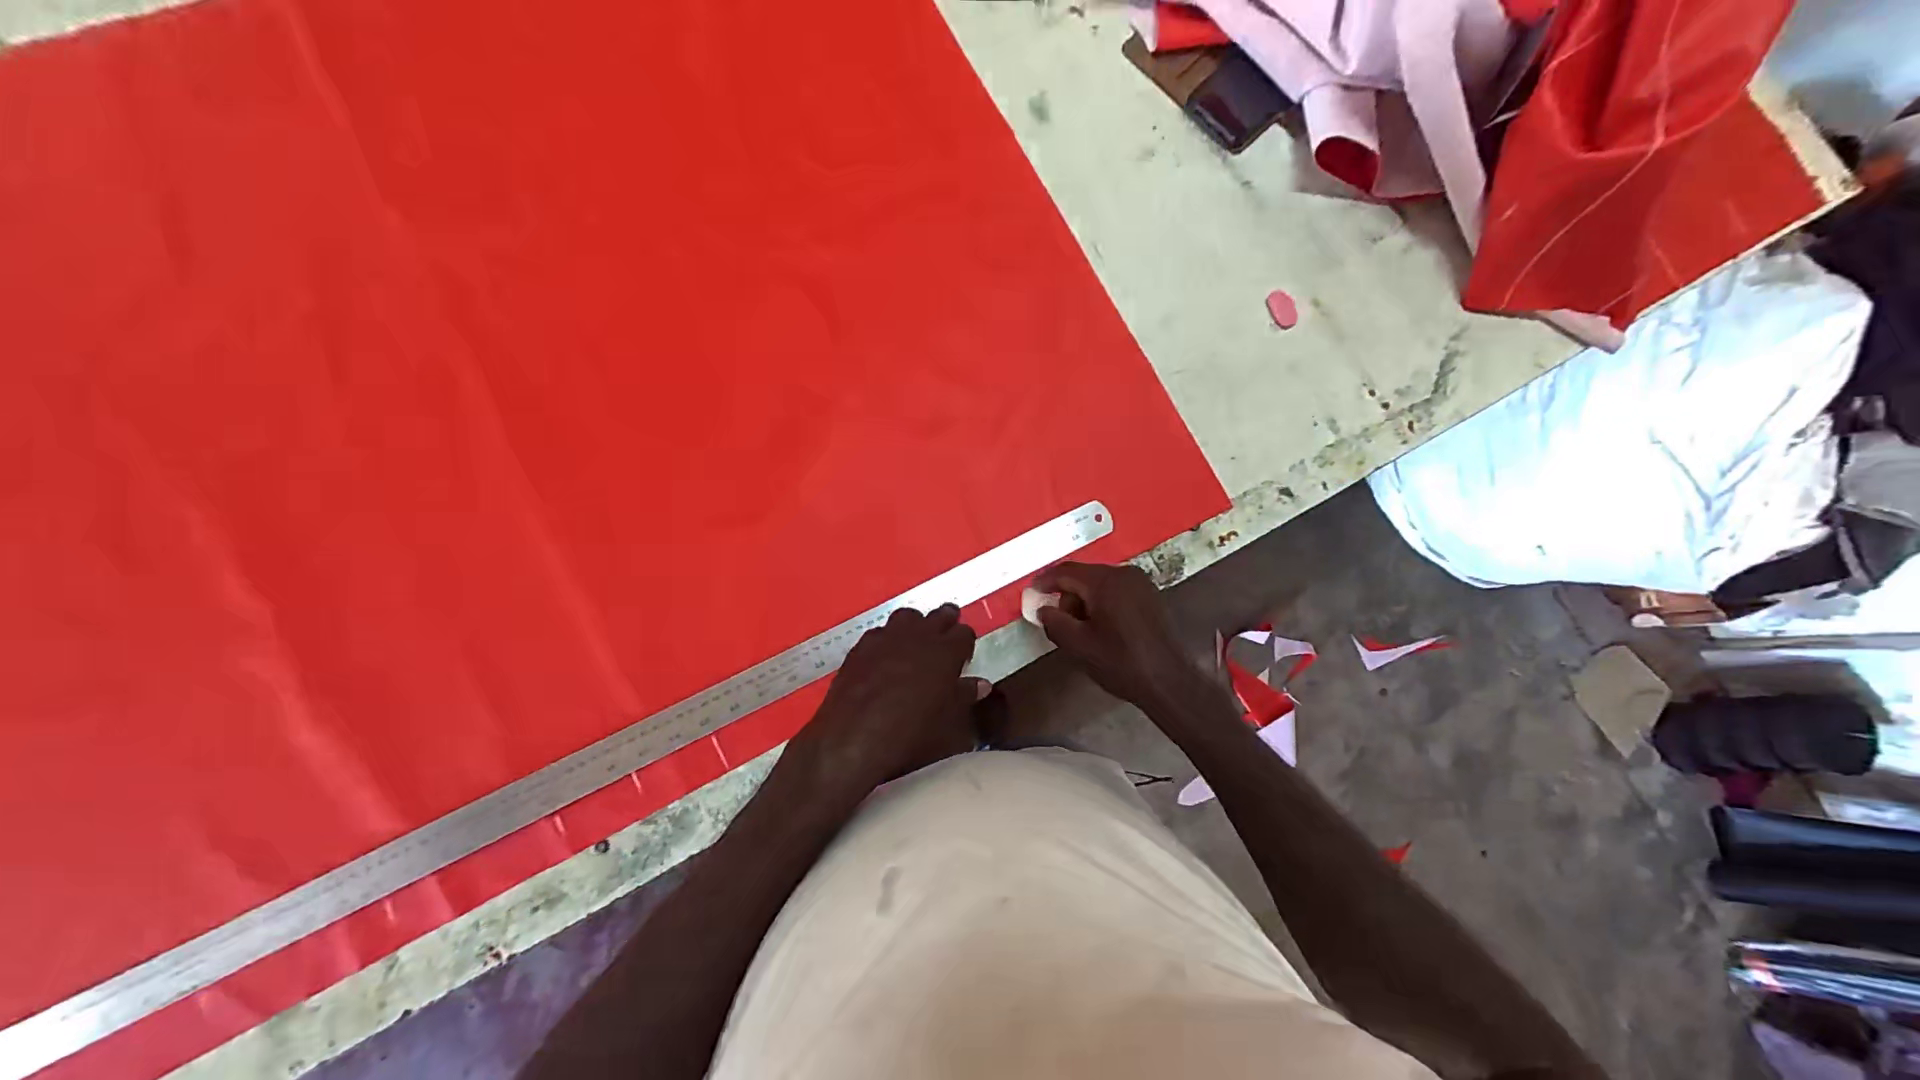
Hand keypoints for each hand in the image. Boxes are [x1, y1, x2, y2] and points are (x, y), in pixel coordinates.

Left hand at [775, 604, 985, 810]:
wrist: (854, 738)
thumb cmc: (910, 734)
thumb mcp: (948, 722)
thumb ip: (965, 697)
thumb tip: (979, 685)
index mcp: (945, 652)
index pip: (964, 633)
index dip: (966, 643)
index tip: (964, 656)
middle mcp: (917, 636)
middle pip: (939, 616)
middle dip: (946, 623)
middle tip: (947, 637)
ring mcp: (886, 638)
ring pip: (907, 616)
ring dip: (916, 625)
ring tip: (917, 641)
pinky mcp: (860, 647)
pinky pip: (879, 632)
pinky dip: (887, 639)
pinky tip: (885, 655)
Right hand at [1034, 562, 1208, 712]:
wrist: (1169, 680)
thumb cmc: (1121, 662)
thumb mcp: (1079, 645)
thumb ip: (1054, 621)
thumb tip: (1043, 608)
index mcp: (1104, 582)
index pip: (1065, 571)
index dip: (1045, 582)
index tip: (1032, 594)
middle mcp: (1124, 574)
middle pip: (1084, 576)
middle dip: (1067, 595)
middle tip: (1058, 621)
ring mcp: (1141, 584)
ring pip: (1101, 584)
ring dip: (1085, 600)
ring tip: (1081, 629)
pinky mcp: (1151, 596)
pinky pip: (1117, 591)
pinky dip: (1103, 603)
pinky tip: (1102, 628)